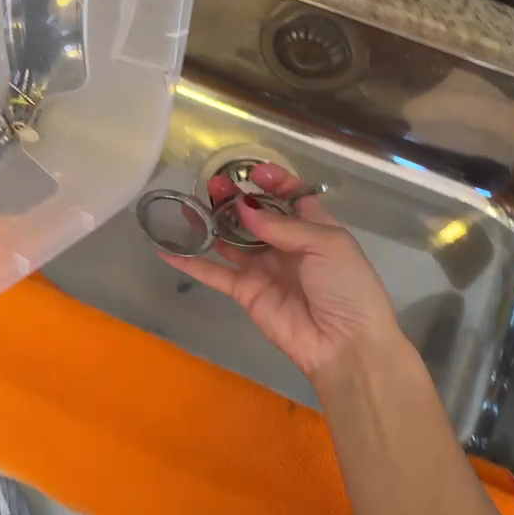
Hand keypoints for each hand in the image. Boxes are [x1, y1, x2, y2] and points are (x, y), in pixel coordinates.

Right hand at [159, 163, 402, 381]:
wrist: (343, 343)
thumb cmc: (347, 287)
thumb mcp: (327, 245)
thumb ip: (283, 225)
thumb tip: (243, 208)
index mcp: (314, 228)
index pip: (291, 197)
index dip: (274, 181)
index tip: (252, 171)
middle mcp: (286, 245)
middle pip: (255, 215)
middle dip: (235, 198)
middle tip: (214, 185)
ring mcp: (263, 268)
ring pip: (230, 239)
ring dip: (211, 223)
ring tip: (189, 206)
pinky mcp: (244, 291)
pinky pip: (214, 273)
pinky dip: (190, 262)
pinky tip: (167, 250)